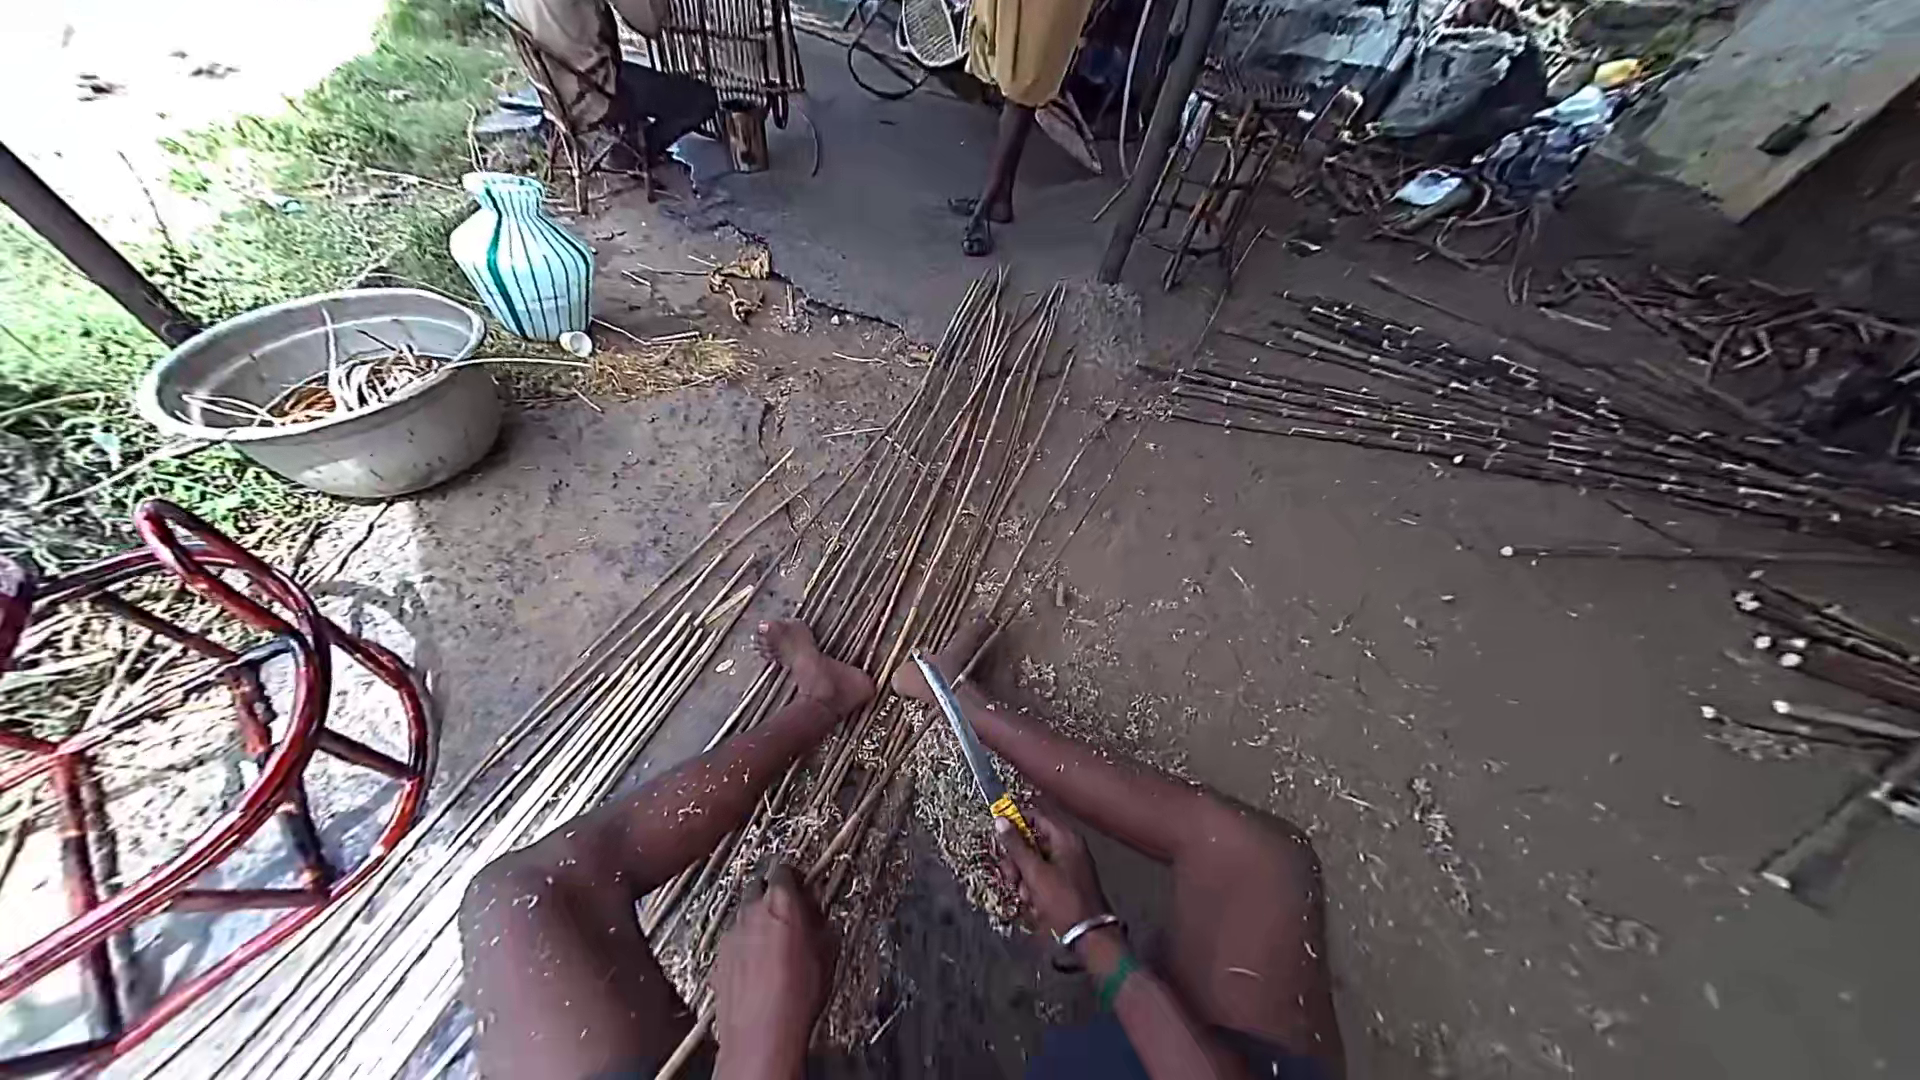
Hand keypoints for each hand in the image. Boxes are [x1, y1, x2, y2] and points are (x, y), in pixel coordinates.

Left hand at [713, 864, 827, 1077]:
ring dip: (757, 920)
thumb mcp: (826, 949)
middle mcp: (752, 911)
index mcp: (781, 901)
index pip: (784, 869)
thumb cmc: (796, 997)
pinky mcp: (719, 960)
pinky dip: (744, 945)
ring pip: (744, 913)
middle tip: (788, 910)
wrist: (761, 1038)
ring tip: (774, 943)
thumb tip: (818, 914)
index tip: (802, 886)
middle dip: (772, 893)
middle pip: (759, 885)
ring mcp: (732, 935)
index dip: (795, 876)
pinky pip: (733, 940)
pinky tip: (757, 966)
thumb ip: (819, 920)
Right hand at [993, 810, 1110, 940]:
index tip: (999, 836)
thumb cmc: (1062, 900)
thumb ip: (1016, 846)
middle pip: (1034, 841)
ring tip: (1023, 894)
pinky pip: (1045, 876)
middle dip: (1018, 859)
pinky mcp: (1068, 884)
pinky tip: (1032, 902)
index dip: (1015, 824)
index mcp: (1065, 838)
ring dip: (1024, 877)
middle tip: (1010, 875)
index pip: (1036, 817)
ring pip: (1036, 861)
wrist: (1089, 938)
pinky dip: (1035, 887)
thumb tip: (1000, 819)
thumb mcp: (1034, 872)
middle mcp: (1069, 847)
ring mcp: (1070, 866)